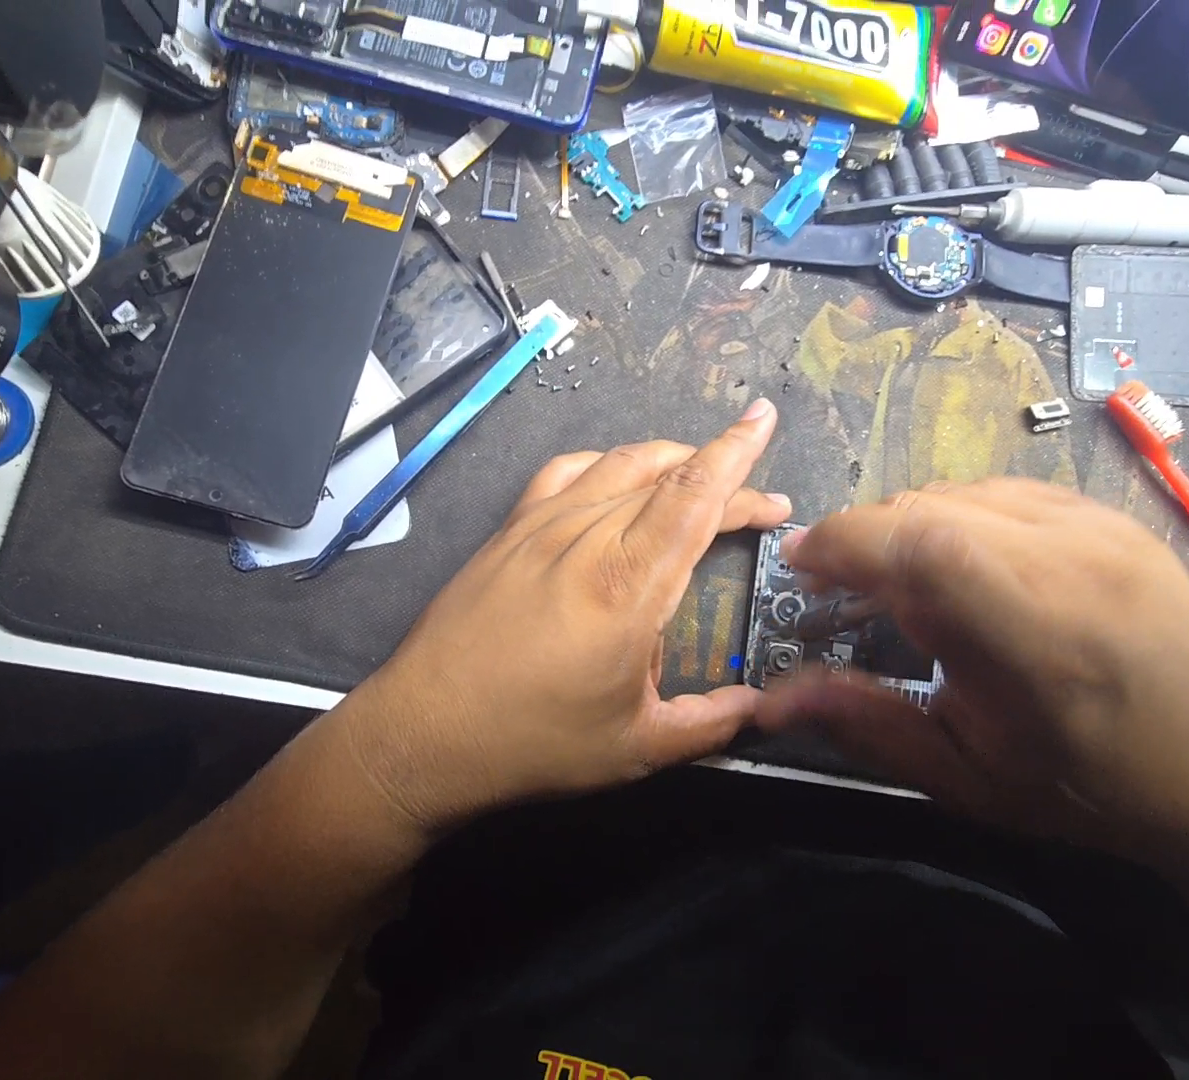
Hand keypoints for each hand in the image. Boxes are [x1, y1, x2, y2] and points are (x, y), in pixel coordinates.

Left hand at [330, 399, 790, 834]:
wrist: (424, 734)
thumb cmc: (533, 743)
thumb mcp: (636, 748)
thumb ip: (710, 723)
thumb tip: (759, 707)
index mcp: (628, 586)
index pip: (694, 495)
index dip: (737, 453)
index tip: (764, 421)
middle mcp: (586, 538)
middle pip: (667, 475)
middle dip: (723, 473)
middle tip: (756, 504)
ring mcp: (541, 526)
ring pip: (619, 464)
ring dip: (670, 461)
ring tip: (699, 478)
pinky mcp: (509, 531)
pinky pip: (565, 472)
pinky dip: (605, 465)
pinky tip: (615, 482)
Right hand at [758, 479, 1188, 862]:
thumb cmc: (1087, 787)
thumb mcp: (966, 777)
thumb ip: (866, 725)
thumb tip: (770, 702)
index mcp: (1041, 639)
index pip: (926, 546)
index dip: (846, 540)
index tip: (800, 564)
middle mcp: (1075, 563)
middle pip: (929, 507)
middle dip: (863, 537)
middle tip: (836, 584)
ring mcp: (1099, 528)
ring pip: (958, 491)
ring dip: (903, 527)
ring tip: (895, 580)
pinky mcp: (1108, 514)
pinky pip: (998, 491)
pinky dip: (951, 517)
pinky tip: (954, 563)